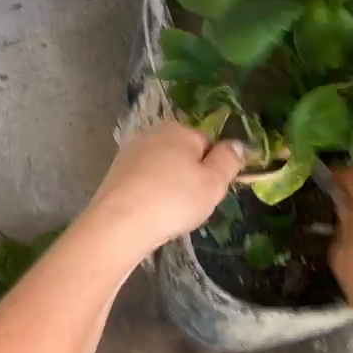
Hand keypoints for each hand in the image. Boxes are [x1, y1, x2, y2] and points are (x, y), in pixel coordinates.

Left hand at [84, 122, 244, 254]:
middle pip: (183, 153)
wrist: (120, 222)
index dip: (213, 168)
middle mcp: (153, 133)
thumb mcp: (213, 183)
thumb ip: (229, 160)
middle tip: (191, 203)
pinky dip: (150, 192)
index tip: (209, 191)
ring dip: (169, 185)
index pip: (207, 143)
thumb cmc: (173, 200)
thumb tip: (236, 143)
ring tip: (169, 210)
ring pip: (163, 167)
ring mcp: (131, 151)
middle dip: (190, 175)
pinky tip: (149, 211)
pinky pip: (144, 179)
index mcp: (180, 130)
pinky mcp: (116, 171)